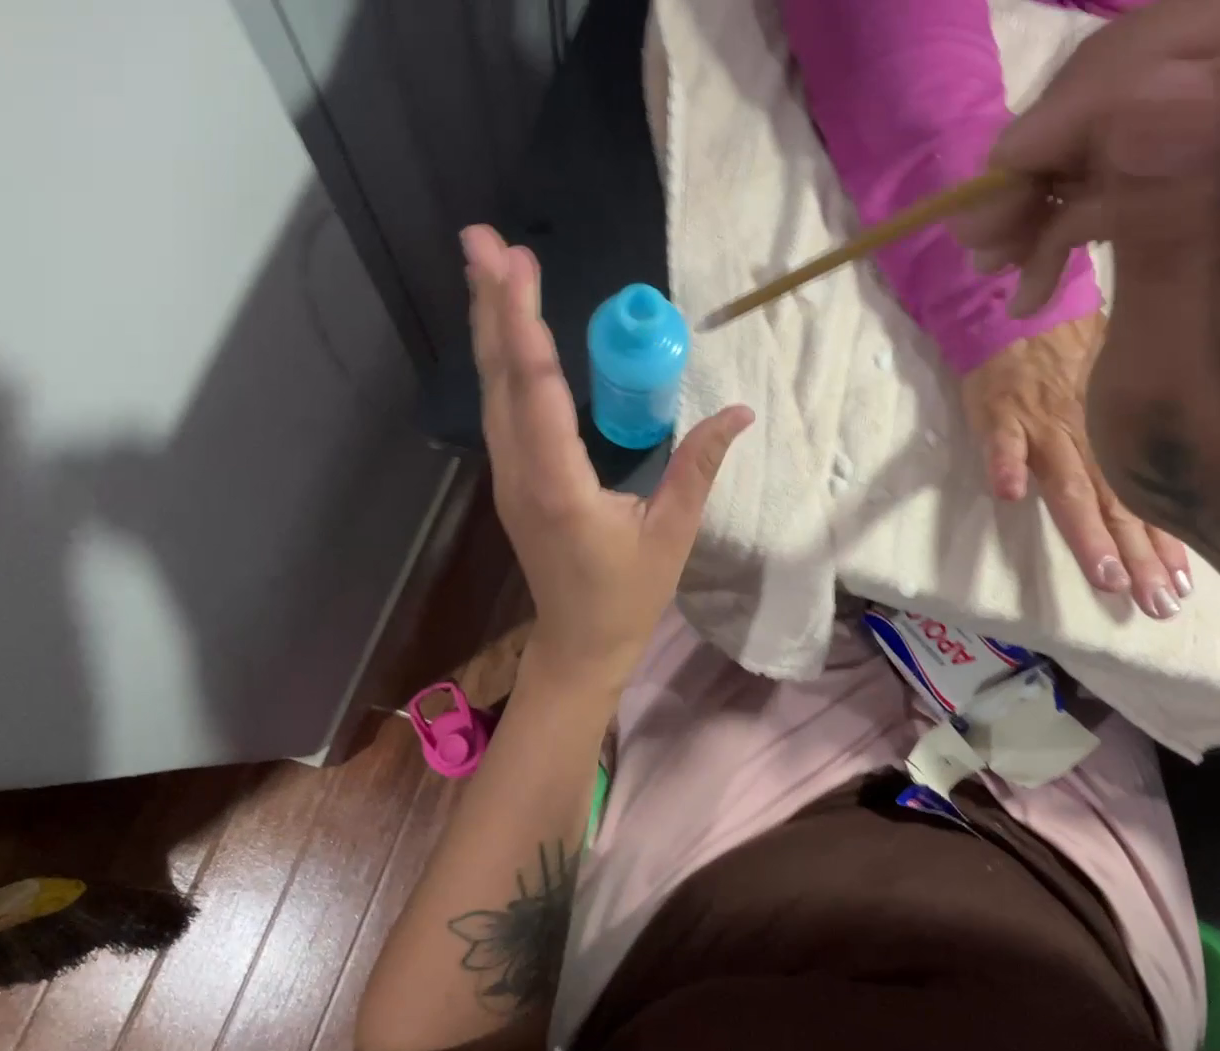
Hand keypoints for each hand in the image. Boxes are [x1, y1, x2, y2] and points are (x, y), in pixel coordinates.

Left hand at [462, 226, 753, 693]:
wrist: (578, 643)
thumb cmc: (627, 595)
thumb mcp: (672, 533)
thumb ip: (699, 468)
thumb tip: (740, 412)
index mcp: (560, 486)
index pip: (538, 393)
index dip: (525, 326)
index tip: (516, 266)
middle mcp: (521, 473)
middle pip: (500, 378)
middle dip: (491, 304)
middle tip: (479, 237)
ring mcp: (509, 475)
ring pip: (492, 389)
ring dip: (490, 324)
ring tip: (487, 264)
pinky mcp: (513, 478)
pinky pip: (499, 408)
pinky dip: (499, 359)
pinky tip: (503, 330)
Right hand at [955, 0, 1219, 558]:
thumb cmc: (1213, 462)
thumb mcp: (1164, 373)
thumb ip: (1168, 231)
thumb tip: (1148, 99)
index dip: (1112, 83)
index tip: (1010, 165)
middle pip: (1213, 46)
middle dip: (1079, 120)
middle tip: (987, 213)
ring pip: (1187, 80)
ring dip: (1073, 152)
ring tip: (997, 239)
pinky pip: (1189, 124)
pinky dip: (1101, 175)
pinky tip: (1043, 241)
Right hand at [963, 313, 1190, 617]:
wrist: (1014, 312)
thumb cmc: (1064, 351)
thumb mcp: (1109, 387)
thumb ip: (1124, 437)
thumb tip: (1169, 486)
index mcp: (1109, 439)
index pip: (1142, 499)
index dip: (1163, 544)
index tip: (1182, 589)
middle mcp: (1085, 440)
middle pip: (1113, 505)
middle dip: (1136, 556)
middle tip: (1154, 604)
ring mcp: (1041, 428)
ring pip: (1067, 484)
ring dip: (1085, 529)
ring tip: (1103, 576)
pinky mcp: (999, 415)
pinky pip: (1000, 440)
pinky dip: (1005, 463)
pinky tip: (1009, 493)